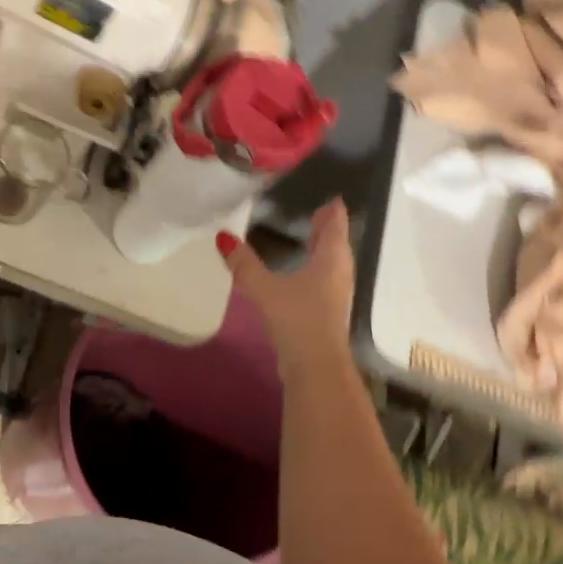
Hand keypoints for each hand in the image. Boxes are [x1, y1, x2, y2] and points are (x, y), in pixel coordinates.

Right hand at [217, 199, 354, 378]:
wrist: (314, 363)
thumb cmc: (296, 318)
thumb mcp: (264, 288)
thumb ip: (244, 265)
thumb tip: (223, 237)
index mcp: (331, 259)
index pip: (336, 226)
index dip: (333, 212)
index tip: (331, 200)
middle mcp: (340, 273)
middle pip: (337, 245)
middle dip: (328, 231)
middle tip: (320, 216)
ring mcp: (336, 295)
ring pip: (332, 265)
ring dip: (323, 253)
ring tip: (310, 244)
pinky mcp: (327, 314)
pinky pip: (324, 283)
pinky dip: (316, 273)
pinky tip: (301, 279)